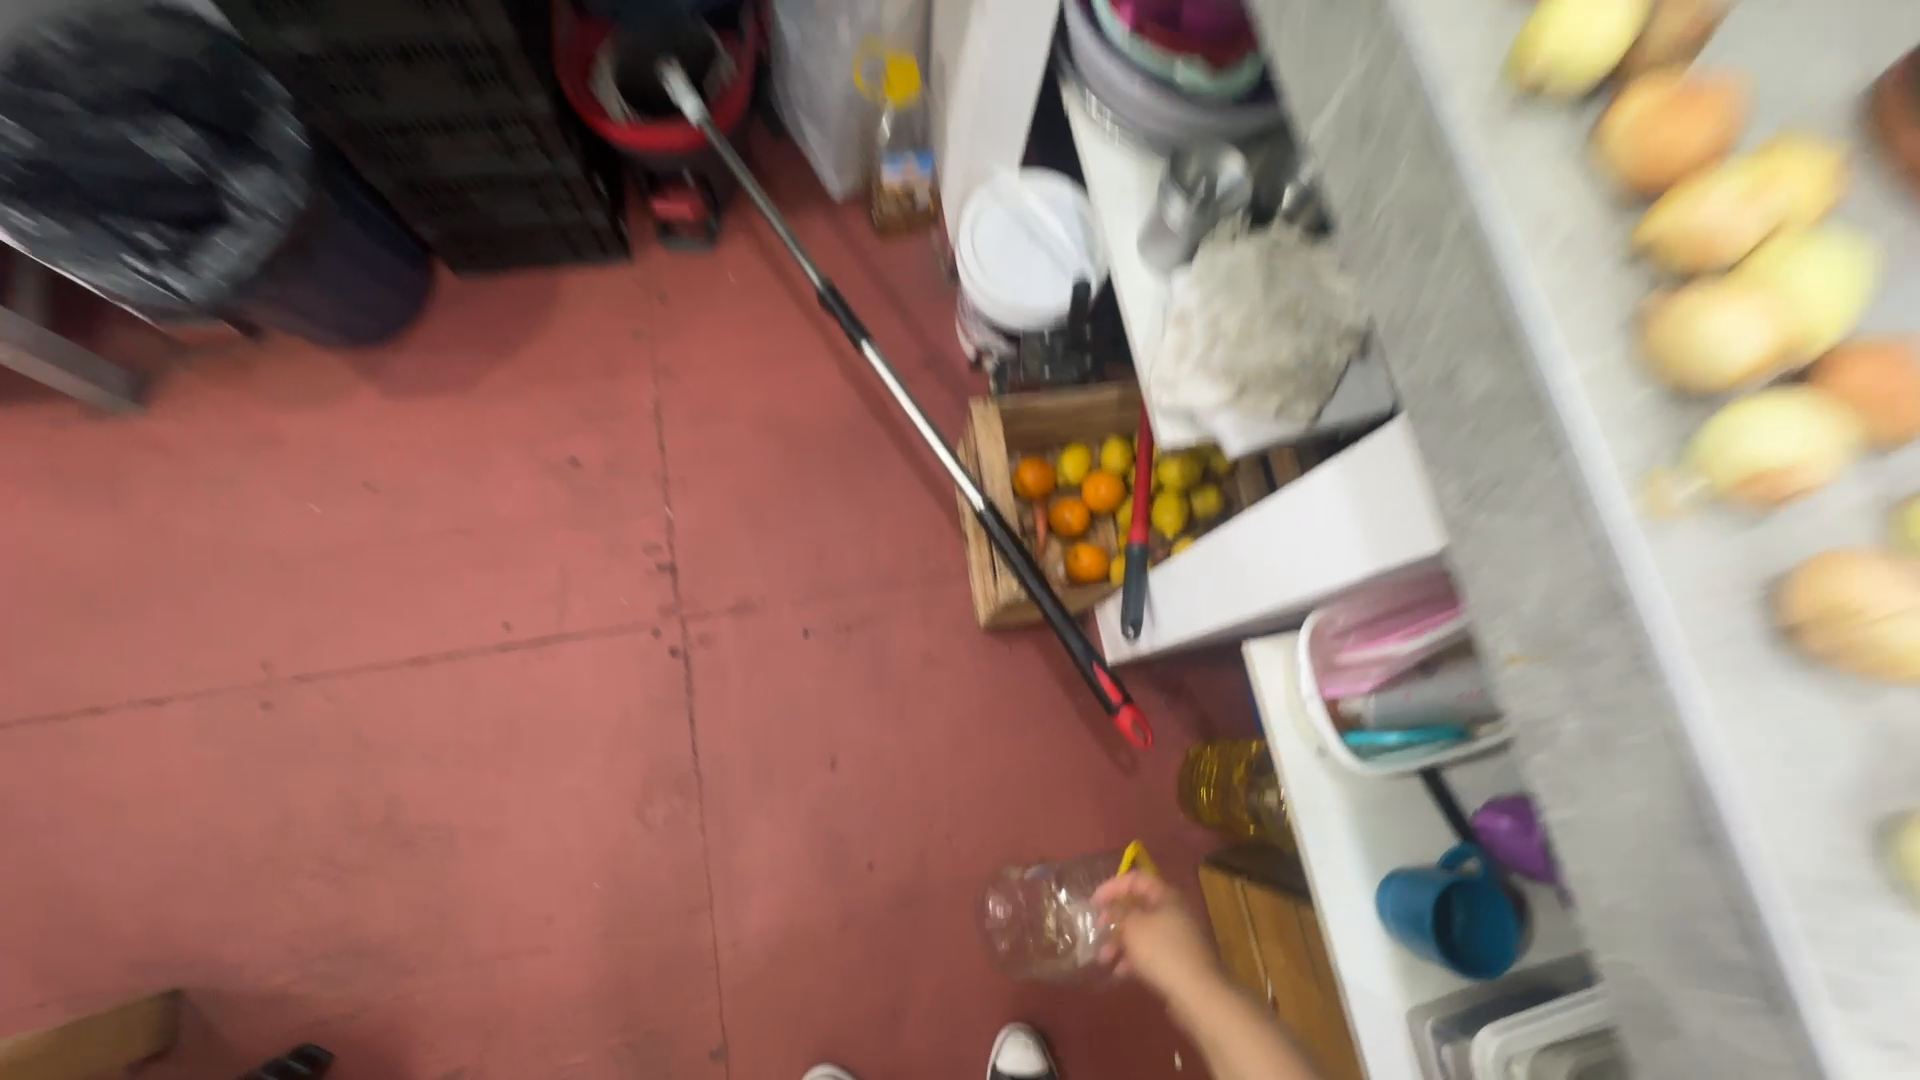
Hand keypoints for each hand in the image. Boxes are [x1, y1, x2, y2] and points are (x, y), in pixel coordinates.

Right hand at [1093, 872, 1226, 1003]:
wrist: (1197, 994)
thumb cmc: (1162, 952)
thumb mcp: (1133, 927)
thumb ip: (1119, 912)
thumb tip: (1113, 907)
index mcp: (1165, 896)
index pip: (1135, 879)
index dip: (1112, 887)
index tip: (1093, 902)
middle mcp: (1172, 912)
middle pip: (1137, 907)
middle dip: (1114, 919)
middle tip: (1098, 929)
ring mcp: (1176, 937)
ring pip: (1141, 932)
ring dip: (1120, 942)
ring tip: (1103, 958)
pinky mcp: (1177, 961)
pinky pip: (1149, 952)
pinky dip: (1133, 958)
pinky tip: (1119, 972)